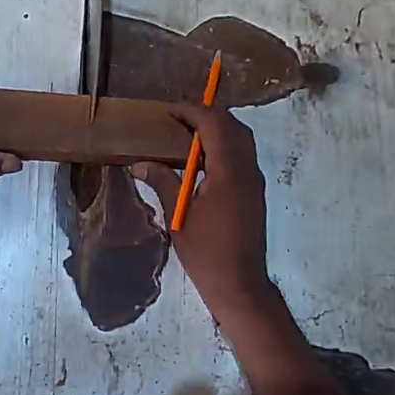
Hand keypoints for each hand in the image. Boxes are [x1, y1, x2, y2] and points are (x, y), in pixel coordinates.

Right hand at [130, 103, 275, 318]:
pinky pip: (242, 155)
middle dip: (207, 114)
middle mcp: (247, 169)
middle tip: (177, 117)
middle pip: (233, 125)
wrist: (239, 283)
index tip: (168, 110)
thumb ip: (163, 182)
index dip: (191, 111)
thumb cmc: (206, 252)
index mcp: (228, 170)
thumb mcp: (178, 215)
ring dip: (218, 128)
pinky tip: (202, 158)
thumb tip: (139, 163)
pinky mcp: (254, 192)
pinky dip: (224, 144)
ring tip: (188, 133)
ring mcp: (254, 180)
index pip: (214, 124)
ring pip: (241, 139)